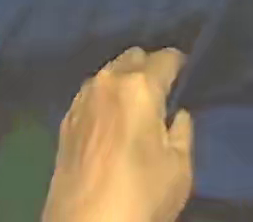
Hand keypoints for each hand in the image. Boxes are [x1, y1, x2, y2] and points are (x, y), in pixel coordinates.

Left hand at [43, 47, 193, 221]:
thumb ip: (182, 131)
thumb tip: (177, 113)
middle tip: (161, 91)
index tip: (186, 71)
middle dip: (149, 66)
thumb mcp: (179, 169)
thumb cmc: (140, 195)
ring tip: (135, 105)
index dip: (179, 63)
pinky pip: (92, 92)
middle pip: (134, 57)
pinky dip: (106, 96)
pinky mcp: (67, 116)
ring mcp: (83, 95)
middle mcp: (109, 79)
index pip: (166, 58)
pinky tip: (111, 118)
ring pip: (110, 71)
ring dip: (125, 80)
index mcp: (140, 85)